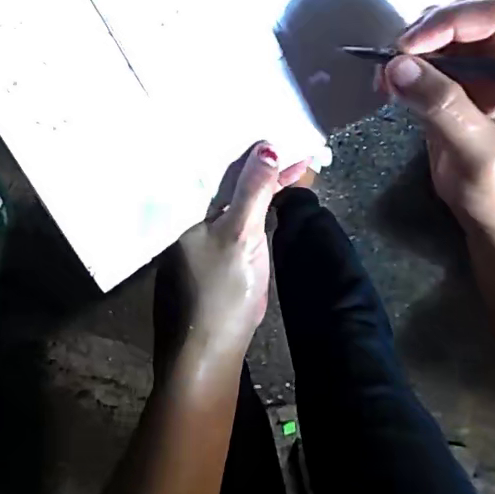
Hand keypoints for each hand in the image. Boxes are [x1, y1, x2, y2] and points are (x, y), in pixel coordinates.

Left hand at [163, 142, 308, 365]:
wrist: (210, 348)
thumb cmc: (224, 288)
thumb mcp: (241, 233)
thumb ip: (253, 191)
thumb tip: (267, 148)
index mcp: (194, 210)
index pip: (231, 172)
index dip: (262, 157)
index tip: (294, 145)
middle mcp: (197, 220)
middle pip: (235, 185)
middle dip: (266, 169)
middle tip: (299, 155)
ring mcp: (208, 241)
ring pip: (239, 203)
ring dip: (265, 188)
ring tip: (292, 172)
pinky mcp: (220, 259)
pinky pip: (242, 222)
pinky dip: (261, 209)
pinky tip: (274, 205)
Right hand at [386, 0, 494, 243]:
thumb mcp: (479, 154)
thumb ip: (443, 107)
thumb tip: (397, 65)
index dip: (458, 21)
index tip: (413, 45)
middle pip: (474, 17)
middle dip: (430, 30)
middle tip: (393, 57)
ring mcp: (491, 70)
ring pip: (450, 31)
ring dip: (414, 45)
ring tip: (386, 73)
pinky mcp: (464, 82)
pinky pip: (433, 56)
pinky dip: (408, 63)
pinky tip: (389, 82)